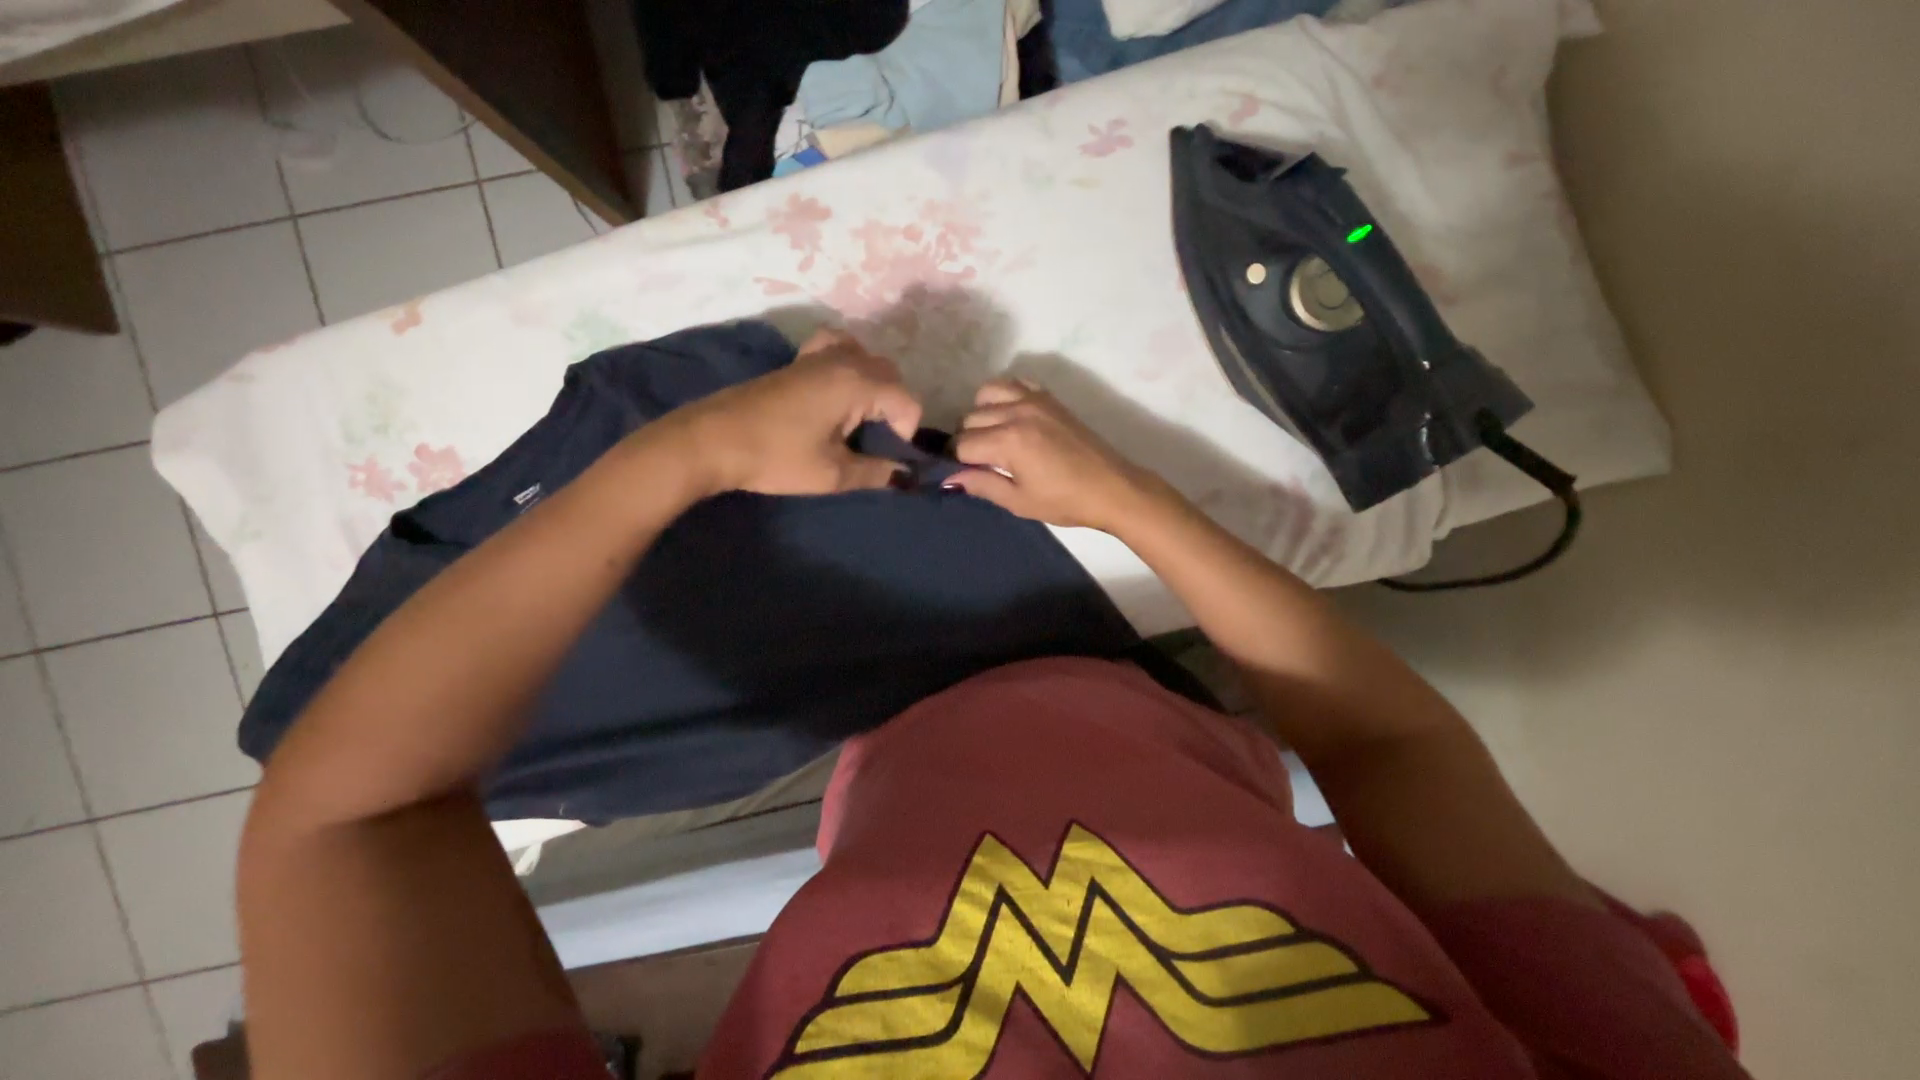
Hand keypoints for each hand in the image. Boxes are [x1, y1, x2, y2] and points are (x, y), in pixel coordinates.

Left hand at [657, 330, 922, 496]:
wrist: (712, 440)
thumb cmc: (775, 457)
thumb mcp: (832, 474)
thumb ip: (877, 472)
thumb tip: (904, 475)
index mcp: (858, 383)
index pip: (907, 401)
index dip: (905, 434)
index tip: (883, 458)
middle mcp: (845, 360)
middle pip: (892, 376)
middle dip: (893, 409)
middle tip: (871, 444)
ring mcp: (819, 355)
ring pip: (868, 359)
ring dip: (873, 386)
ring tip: (857, 418)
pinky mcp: (798, 360)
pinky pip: (838, 347)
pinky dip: (847, 363)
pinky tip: (835, 390)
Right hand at [947, 378, 1163, 530]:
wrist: (1111, 488)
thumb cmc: (1064, 501)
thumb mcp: (1019, 501)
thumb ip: (982, 484)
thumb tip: (948, 479)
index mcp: (1008, 441)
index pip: (962, 444)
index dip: (957, 461)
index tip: (965, 473)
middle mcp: (1017, 412)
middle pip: (970, 417)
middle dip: (968, 439)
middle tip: (981, 461)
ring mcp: (1034, 400)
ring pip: (987, 394)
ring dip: (982, 413)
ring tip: (993, 436)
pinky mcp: (1049, 397)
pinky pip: (1015, 383)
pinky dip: (1005, 396)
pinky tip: (1011, 416)